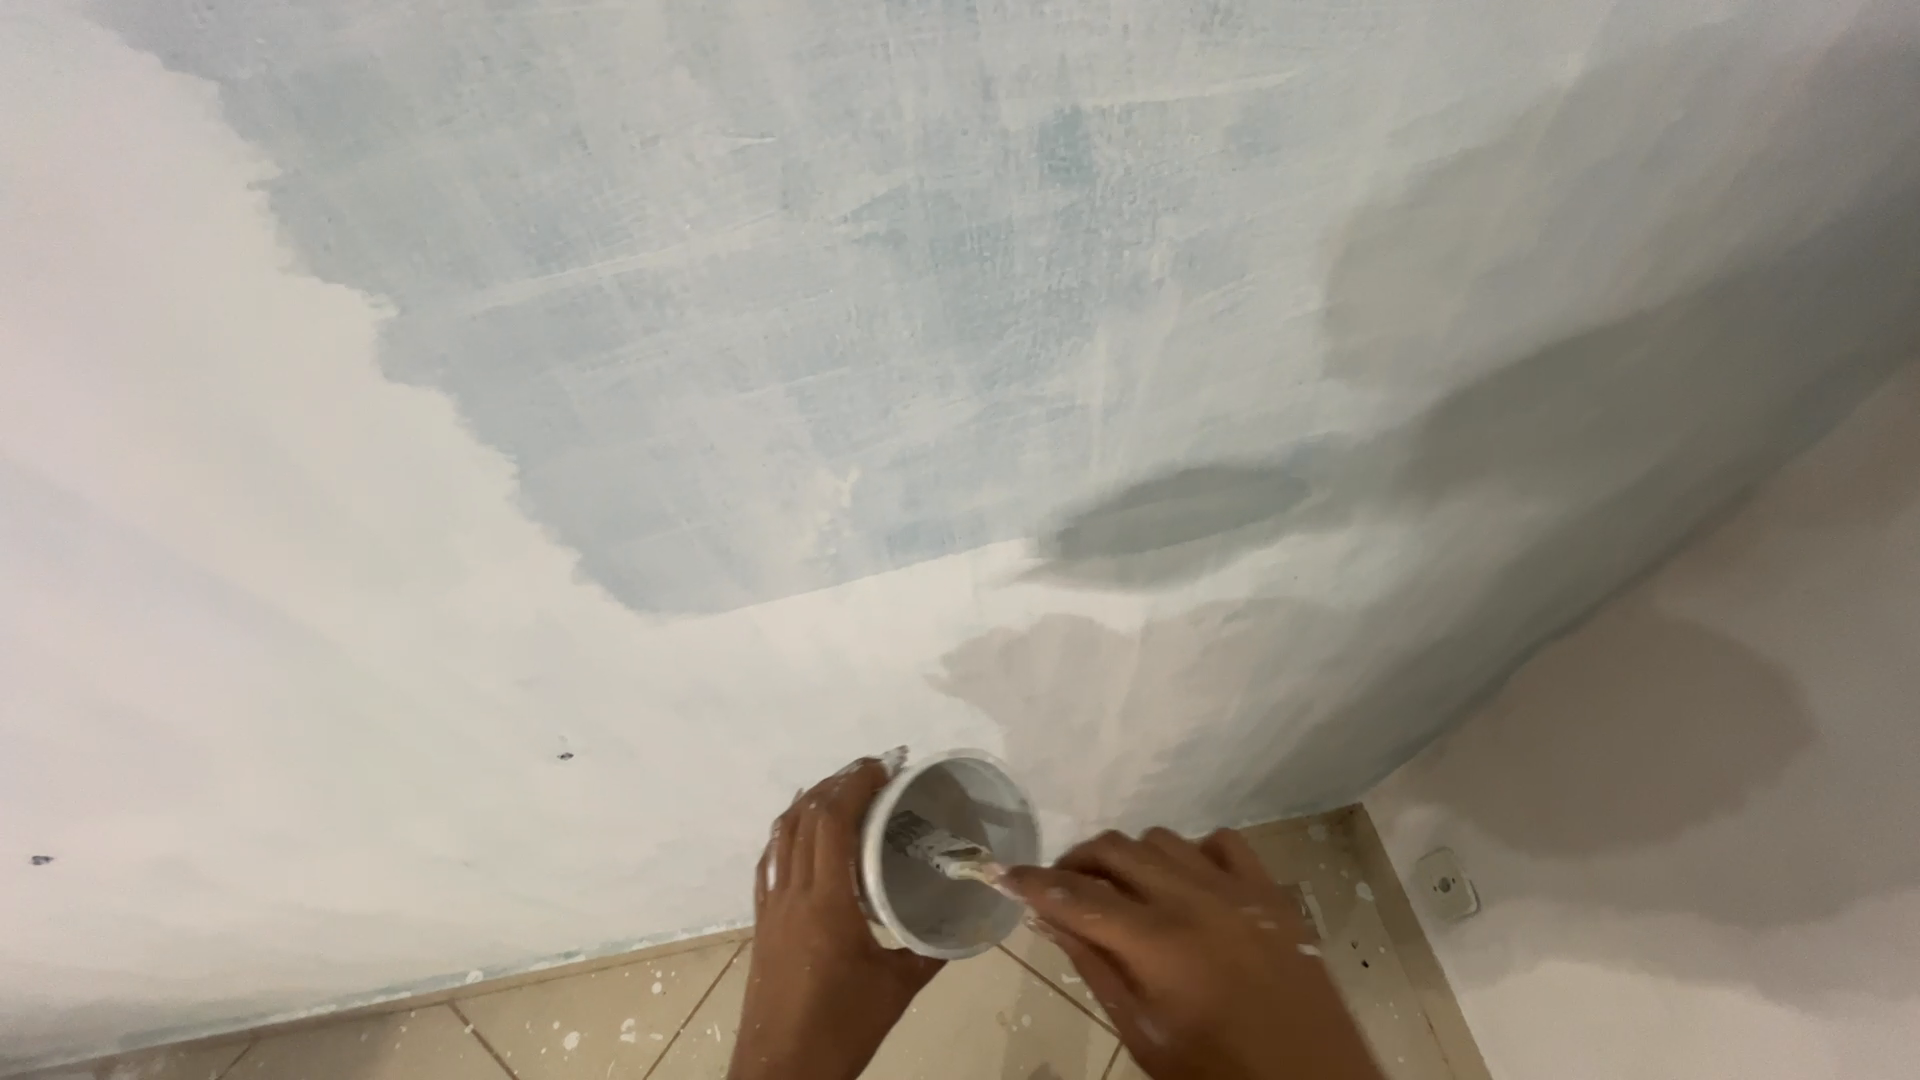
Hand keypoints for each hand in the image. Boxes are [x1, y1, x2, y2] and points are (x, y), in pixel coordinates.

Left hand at [728, 757, 945, 1079]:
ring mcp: (772, 905)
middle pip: (806, 816)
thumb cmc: (841, 1028)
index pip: (834, 820)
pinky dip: (787, 831)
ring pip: (782, 832)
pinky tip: (803, 830)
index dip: (856, 784)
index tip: (884, 766)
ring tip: (842, 788)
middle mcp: (793, 892)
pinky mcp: (762, 921)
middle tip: (873, 771)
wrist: (779, 1074)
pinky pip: (770, 859)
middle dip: (838, 783)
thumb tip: (961, 921)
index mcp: (826, 901)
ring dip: (810, 801)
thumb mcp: (896, 987)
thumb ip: (929, 949)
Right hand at [1002, 828, 1382, 1079]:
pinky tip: (1189, 883)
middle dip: (1076, 862)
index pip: (1077, 896)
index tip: (1005, 873)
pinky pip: (1221, 843)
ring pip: (1161, 839)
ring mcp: (1236, 889)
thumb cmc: (1218, 1077)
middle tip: (1063, 888)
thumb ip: (1095, 969)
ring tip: (1125, 890)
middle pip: (1114, 850)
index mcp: (1156, 944)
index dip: (1033, 881)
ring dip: (1131, 857)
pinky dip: (1194, 853)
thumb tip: (1049, 919)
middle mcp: (1192, 899)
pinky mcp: (1271, 891)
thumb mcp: (1144, 1037)